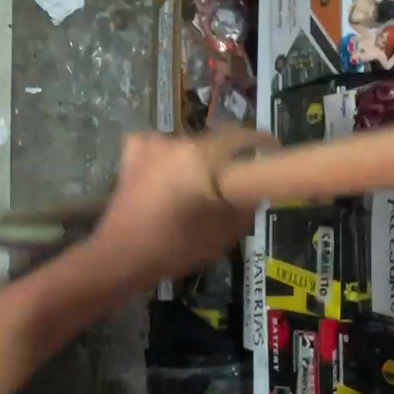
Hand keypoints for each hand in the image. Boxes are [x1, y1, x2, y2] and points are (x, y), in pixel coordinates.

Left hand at [88, 129, 276, 287]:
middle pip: (212, 142)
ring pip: (185, 146)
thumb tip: (254, 188)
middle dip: (226, 159)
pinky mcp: (129, 158)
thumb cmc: (177, 246)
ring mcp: (148, 146)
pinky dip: (165, 158)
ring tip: (198, 187)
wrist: (122, 257)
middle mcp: (175, 140)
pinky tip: (166, 176)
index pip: (243, 137)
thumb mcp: (226, 230)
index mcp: (201, 153)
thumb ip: (247, 203)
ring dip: (195, 161)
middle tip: (234, 183)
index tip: (272, 156)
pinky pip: (156, 148)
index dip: (262, 145)